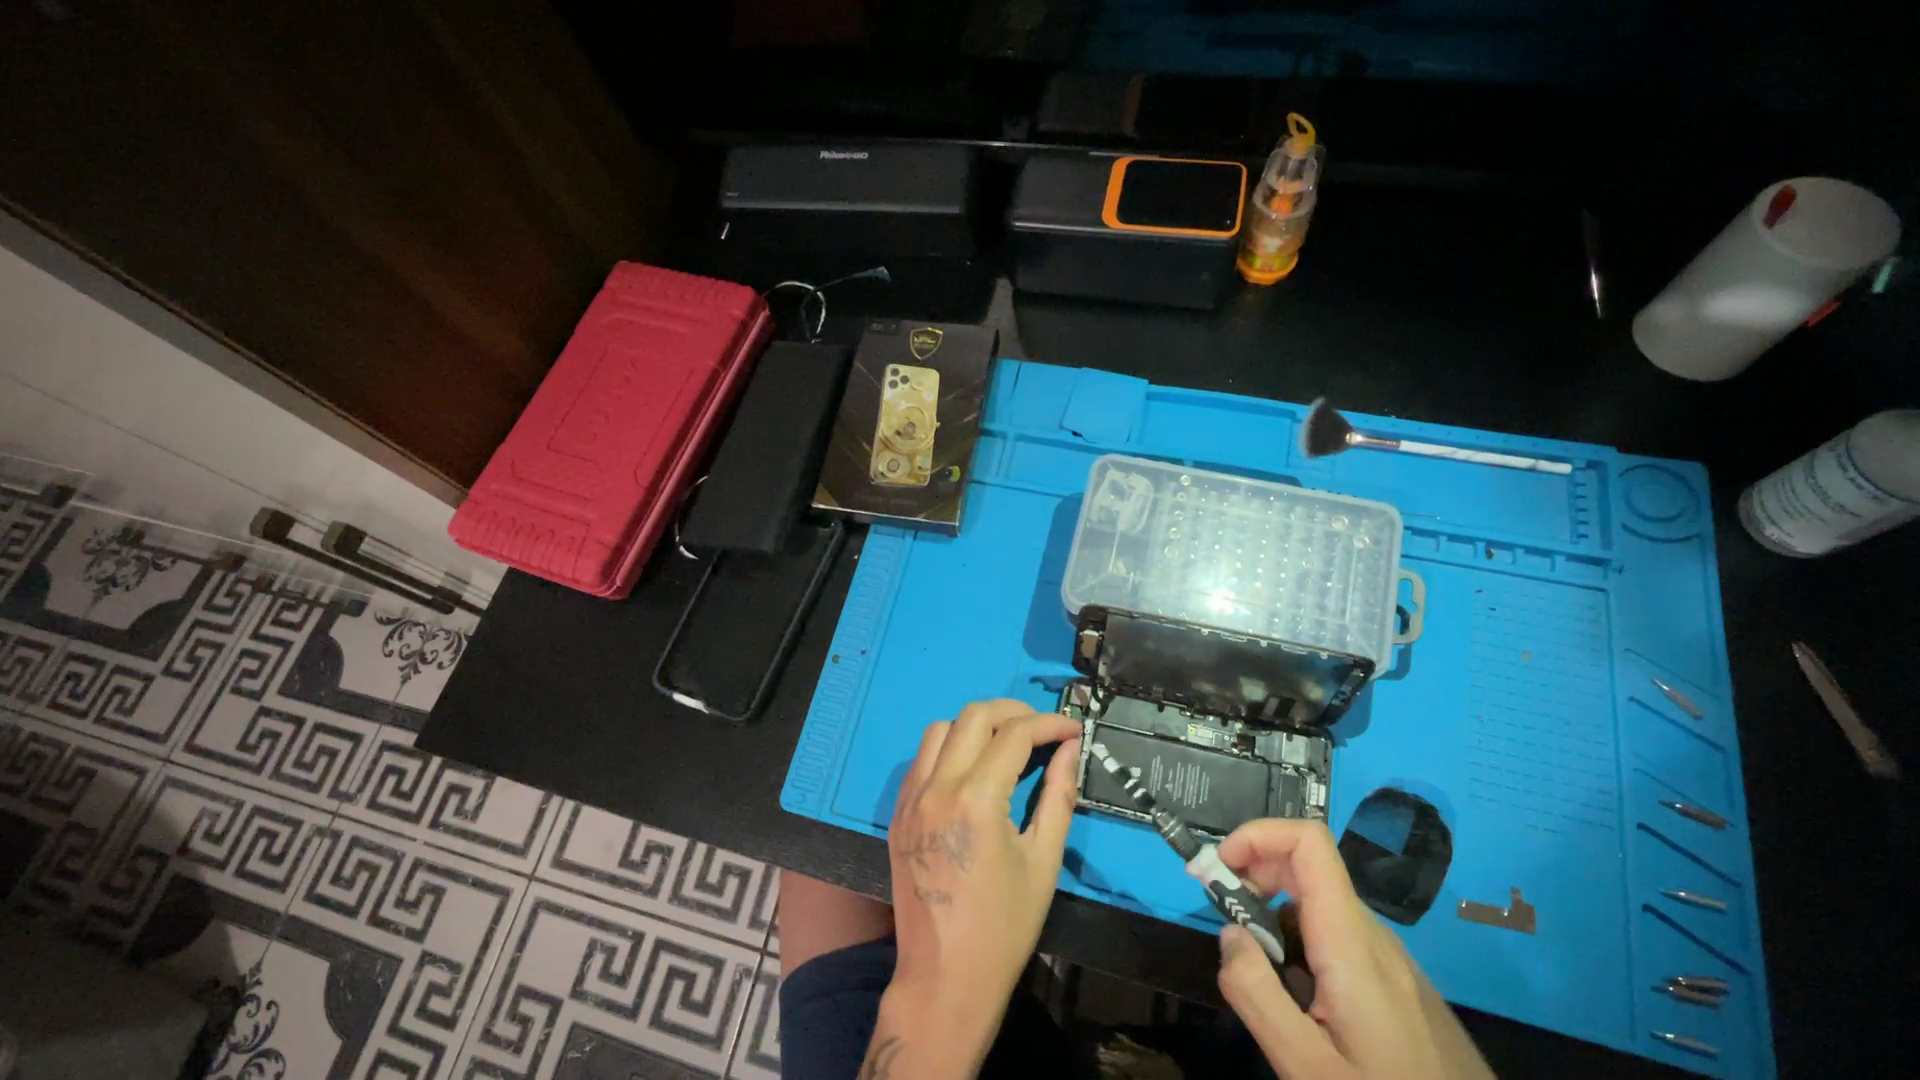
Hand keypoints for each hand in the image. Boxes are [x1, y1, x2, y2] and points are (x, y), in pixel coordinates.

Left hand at [863, 699, 1081, 1079]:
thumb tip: (1070, 750)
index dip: (1049, 724)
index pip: (1014, 735)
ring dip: (975, 726)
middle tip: (1043, 729)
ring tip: (1006, 744)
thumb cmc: (1004, 927)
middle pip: (973, 717)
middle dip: (1014, 712)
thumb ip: (1058, 797)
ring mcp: (910, 800)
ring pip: (939, 730)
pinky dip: (948, 748)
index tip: (1073, 729)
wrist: (944, 976)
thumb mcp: (1043, 861)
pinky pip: (920, 760)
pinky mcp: (897, 814)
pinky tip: (971, 768)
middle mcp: (937, 788)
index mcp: (976, 800)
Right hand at [1215, 819, 1492, 1079]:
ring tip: (1261, 978)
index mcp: (1351, 944)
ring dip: (1274, 918)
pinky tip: (1298, 1000)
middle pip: (1308, 868)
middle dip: (1254, 877)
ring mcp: (1390, 957)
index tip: (1218, 869)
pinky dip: (1299, 943)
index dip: (1258, 835)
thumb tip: (1230, 933)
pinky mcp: (1396, 979)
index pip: (1310, 843)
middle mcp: (1374, 936)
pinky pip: (1337, 936)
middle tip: (1224, 924)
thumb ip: (1256, 994)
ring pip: (1318, 907)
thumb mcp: (1306, 1065)